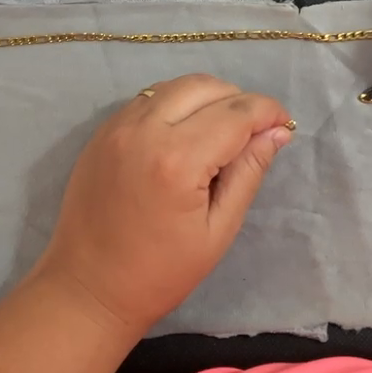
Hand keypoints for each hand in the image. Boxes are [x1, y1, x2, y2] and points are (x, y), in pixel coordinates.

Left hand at [31, 74, 292, 331]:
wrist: (87, 286)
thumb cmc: (160, 272)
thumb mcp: (218, 230)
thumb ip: (248, 172)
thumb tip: (277, 132)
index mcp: (178, 159)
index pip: (235, 113)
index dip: (267, 111)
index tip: (284, 124)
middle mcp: (145, 129)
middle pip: (205, 86)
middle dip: (238, 100)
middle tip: (254, 130)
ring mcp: (118, 125)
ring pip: (175, 86)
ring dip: (206, 97)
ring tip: (221, 131)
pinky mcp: (103, 130)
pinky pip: (148, 98)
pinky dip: (175, 103)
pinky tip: (184, 133)